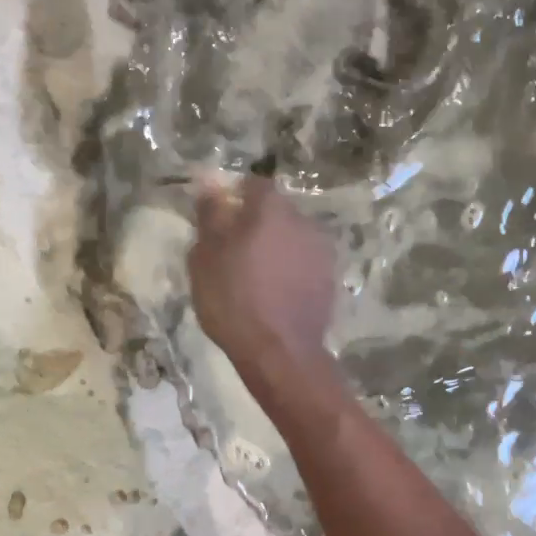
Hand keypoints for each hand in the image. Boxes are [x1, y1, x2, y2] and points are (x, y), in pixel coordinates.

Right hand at [187, 176, 337, 374]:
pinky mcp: (330, 279)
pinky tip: (276, 296)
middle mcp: (303, 220)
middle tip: (234, 255)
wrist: (280, 351)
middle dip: (257, 226)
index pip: (254, 184)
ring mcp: (322, 250)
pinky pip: (304, 264)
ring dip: (276, 250)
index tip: (221, 222)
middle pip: (276, 212)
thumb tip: (210, 183)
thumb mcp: (205, 259)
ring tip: (256, 280)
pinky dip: (290, 272)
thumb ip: (210, 216)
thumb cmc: (233, 301)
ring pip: (292, 238)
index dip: (236, 199)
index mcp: (270, 208)